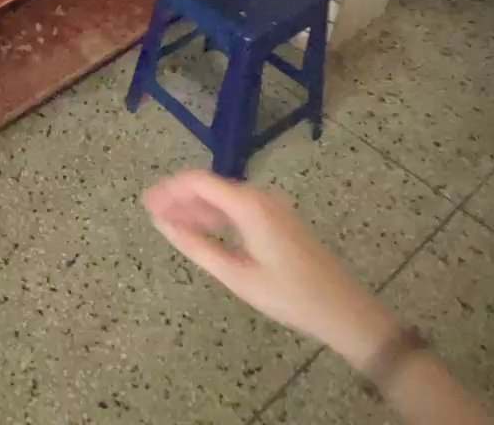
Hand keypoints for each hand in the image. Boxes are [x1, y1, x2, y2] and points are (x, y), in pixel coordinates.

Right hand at [144, 171, 401, 369]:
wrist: (346, 311)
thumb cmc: (290, 295)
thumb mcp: (237, 276)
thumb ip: (197, 246)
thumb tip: (163, 224)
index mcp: (248, 205)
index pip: (198, 181)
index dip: (169, 189)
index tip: (147, 202)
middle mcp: (259, 197)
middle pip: (209, 186)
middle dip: (179, 198)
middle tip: (153, 213)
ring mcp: (271, 206)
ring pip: (222, 198)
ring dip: (195, 208)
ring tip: (170, 223)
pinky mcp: (278, 219)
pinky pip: (237, 208)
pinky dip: (215, 216)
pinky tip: (201, 231)